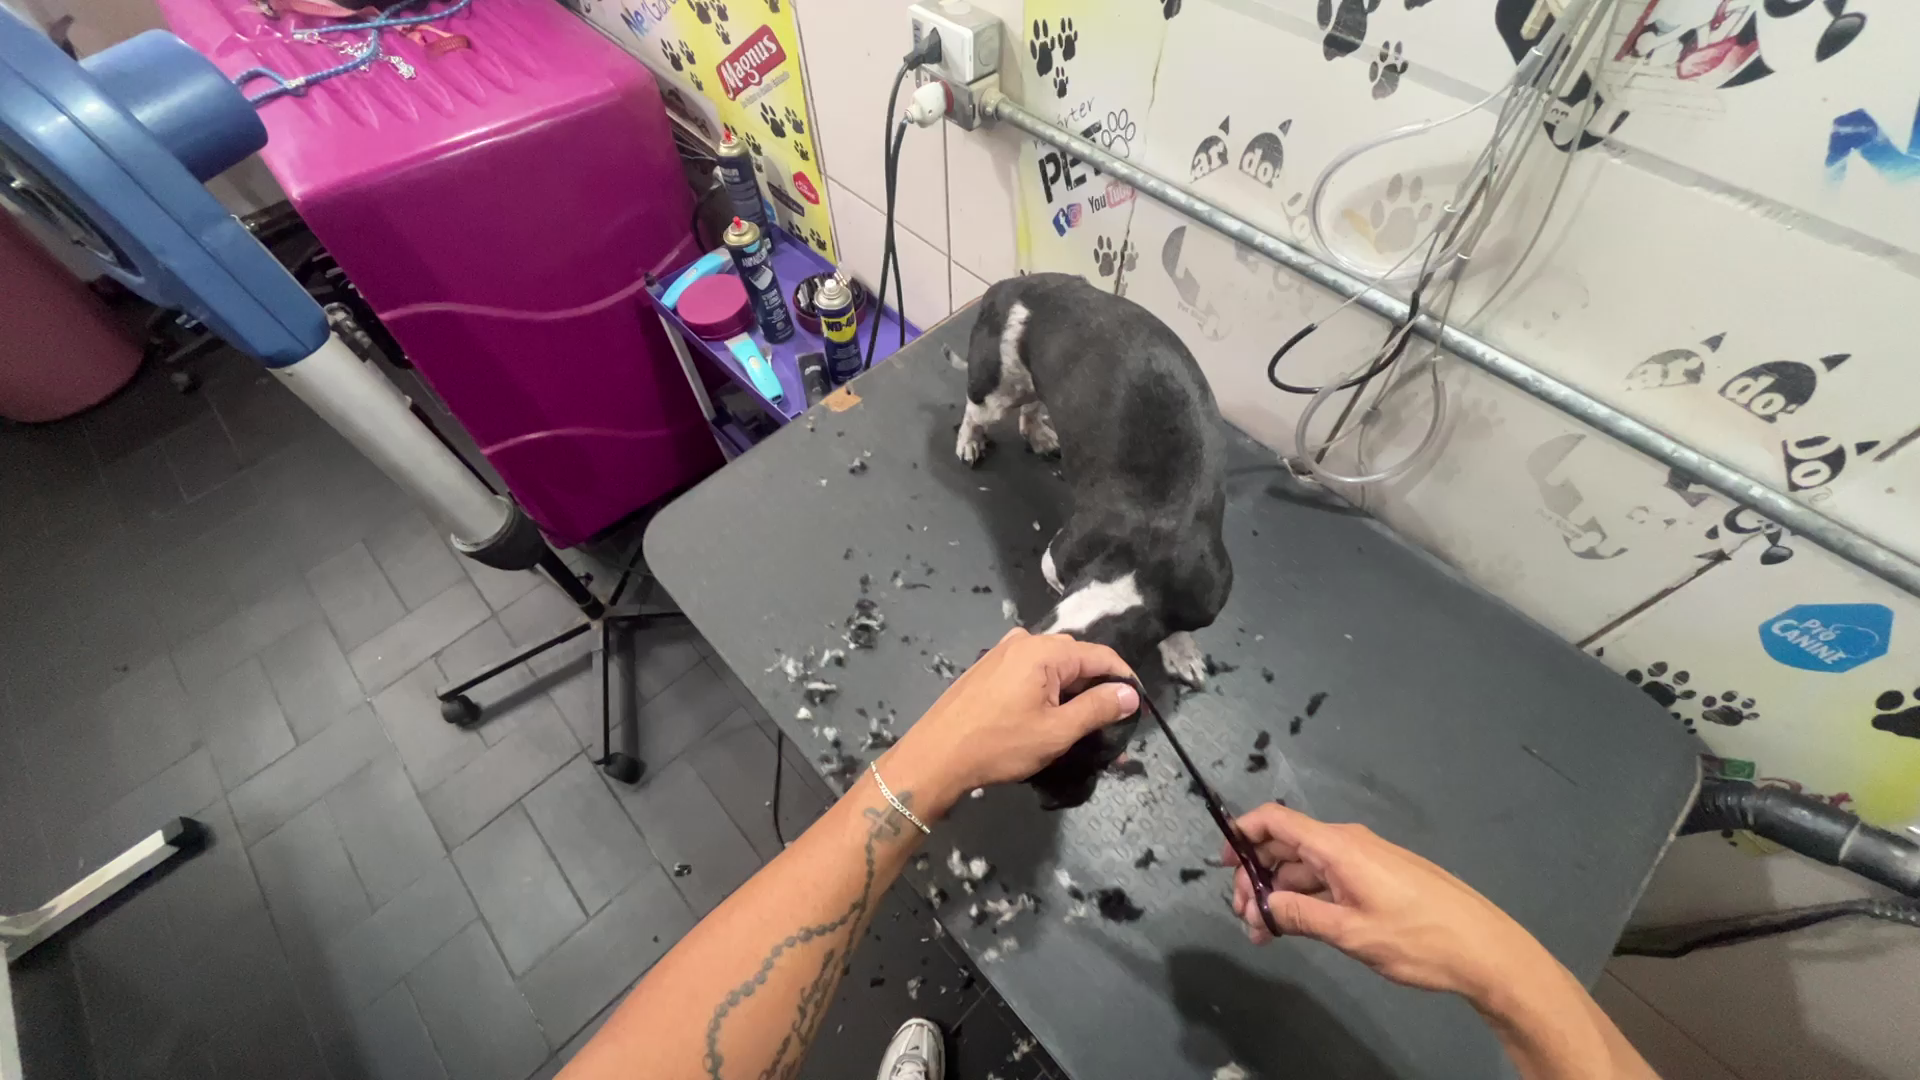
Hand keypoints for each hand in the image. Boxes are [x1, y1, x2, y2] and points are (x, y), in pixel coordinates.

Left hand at [880, 629, 1137, 816]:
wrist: (937, 755)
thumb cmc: (1000, 744)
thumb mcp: (1057, 731)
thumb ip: (1097, 708)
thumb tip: (1130, 693)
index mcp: (1044, 650)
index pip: (1101, 655)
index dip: (1124, 680)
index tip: (1137, 708)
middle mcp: (1024, 641)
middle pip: (1076, 658)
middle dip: (1098, 688)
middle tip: (1111, 724)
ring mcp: (1003, 652)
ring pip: (1053, 666)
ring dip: (1072, 691)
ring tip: (1083, 725)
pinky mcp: (989, 667)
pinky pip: (1031, 671)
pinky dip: (1048, 690)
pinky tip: (1050, 715)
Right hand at [1225, 803, 1555, 1007]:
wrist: (1492, 953)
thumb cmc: (1418, 938)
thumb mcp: (1351, 932)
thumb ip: (1300, 916)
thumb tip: (1264, 905)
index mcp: (1336, 845)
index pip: (1274, 819)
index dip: (1241, 832)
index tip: (1223, 863)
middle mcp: (1345, 843)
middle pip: (1284, 847)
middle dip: (1257, 877)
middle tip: (1245, 917)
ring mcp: (1363, 860)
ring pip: (1305, 868)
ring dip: (1280, 895)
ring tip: (1266, 933)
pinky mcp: (1377, 878)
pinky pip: (1327, 879)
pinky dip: (1305, 899)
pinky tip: (1297, 927)